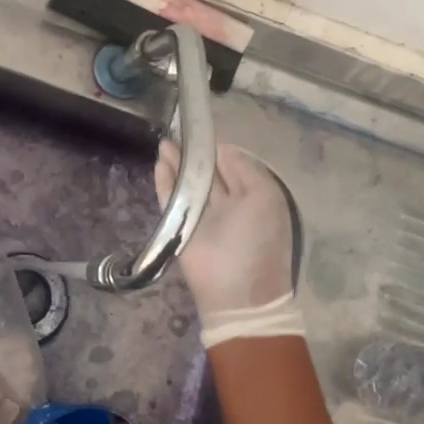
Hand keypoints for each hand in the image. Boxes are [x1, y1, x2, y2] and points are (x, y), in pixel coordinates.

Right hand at [157, 141, 305, 345]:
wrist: (237, 294)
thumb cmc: (257, 241)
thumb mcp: (264, 198)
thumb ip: (244, 170)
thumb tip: (222, 150)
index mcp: (253, 198)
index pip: (233, 165)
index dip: (218, 148)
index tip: (203, 130)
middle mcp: (227, 205)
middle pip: (208, 173)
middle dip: (195, 154)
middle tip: (178, 130)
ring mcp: (201, 218)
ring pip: (187, 184)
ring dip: (176, 163)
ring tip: (164, 142)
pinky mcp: (180, 229)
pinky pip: (170, 200)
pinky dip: (164, 182)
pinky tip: (159, 163)